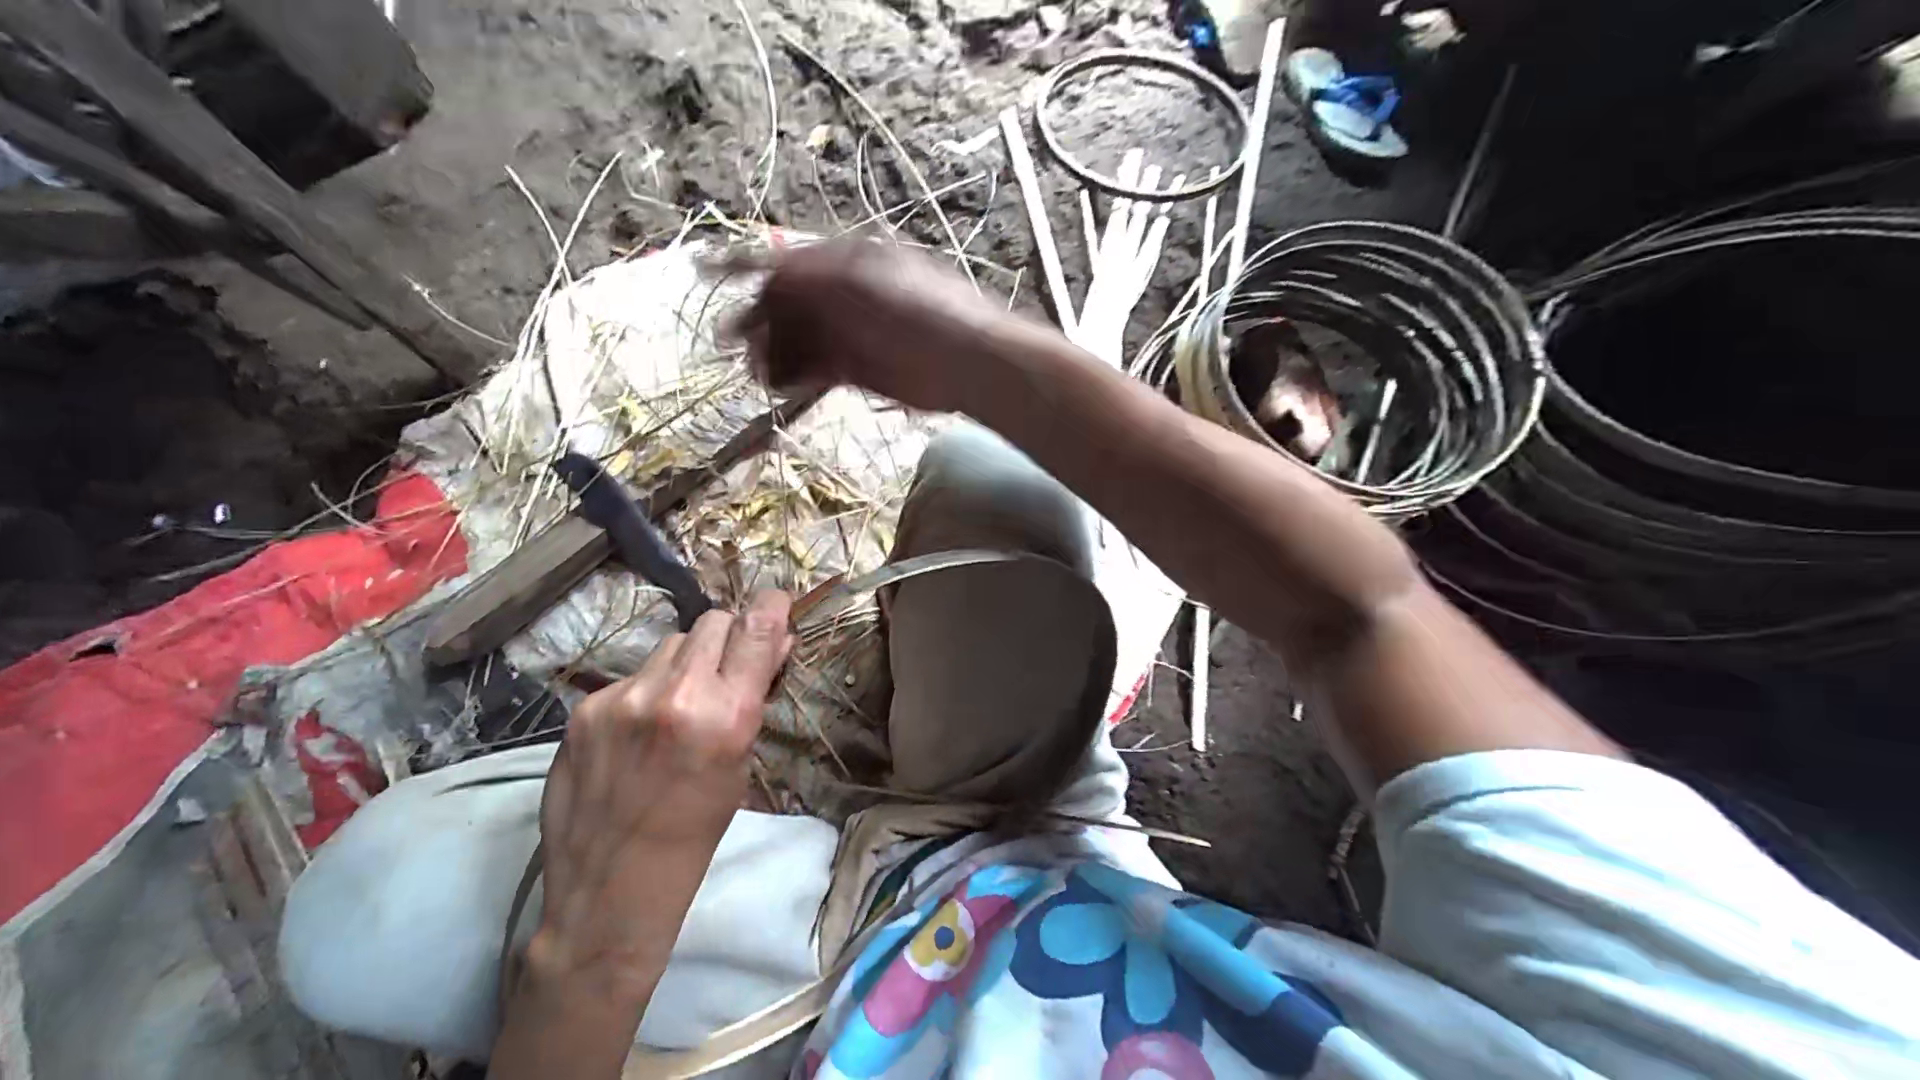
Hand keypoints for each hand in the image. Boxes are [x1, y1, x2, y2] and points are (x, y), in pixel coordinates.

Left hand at [524, 590, 792, 1004]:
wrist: (610, 888)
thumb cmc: (695, 833)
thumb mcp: (740, 763)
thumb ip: (751, 696)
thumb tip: (773, 642)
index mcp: (725, 716)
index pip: (755, 626)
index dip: (770, 606)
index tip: (775, 603)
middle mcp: (675, 694)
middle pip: (711, 621)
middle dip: (726, 637)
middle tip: (723, 669)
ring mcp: (622, 698)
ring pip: (670, 644)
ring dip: (684, 662)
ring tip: (674, 706)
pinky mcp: (585, 707)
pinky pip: (631, 676)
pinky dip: (644, 691)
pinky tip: (635, 732)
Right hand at [727, 239, 1027, 413]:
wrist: (965, 360)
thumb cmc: (917, 310)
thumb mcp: (861, 280)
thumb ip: (811, 275)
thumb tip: (767, 272)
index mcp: (847, 262)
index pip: (788, 261)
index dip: (748, 267)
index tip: (709, 274)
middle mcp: (844, 295)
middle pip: (789, 304)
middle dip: (761, 321)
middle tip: (734, 343)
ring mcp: (851, 333)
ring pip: (799, 340)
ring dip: (774, 353)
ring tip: (757, 371)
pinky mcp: (858, 370)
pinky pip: (817, 369)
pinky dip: (797, 375)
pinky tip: (781, 385)